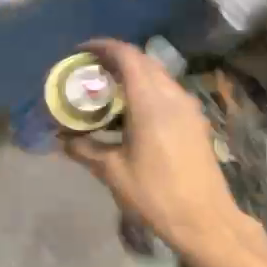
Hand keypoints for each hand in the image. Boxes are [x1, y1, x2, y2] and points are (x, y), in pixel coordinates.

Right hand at [64, 39, 248, 257]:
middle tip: (89, 73)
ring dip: (131, 76)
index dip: (102, 47)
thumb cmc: (155, 195)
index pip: (126, 56)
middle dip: (114, 60)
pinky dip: (145, 92)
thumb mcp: (112, 172)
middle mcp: (172, 95)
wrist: (204, 219)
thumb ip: (85, 148)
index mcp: (150, 101)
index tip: (80, 52)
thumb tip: (61, 139)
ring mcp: (188, 108)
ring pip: (156, 76)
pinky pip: (166, 93)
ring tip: (106, 93)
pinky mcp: (194, 122)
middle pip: (142, 62)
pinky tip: (130, 114)